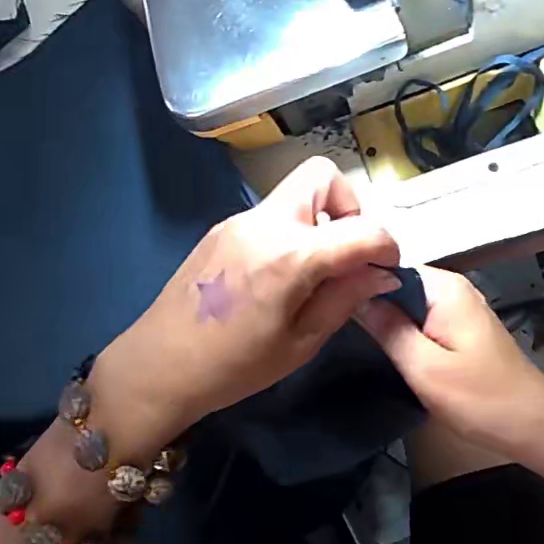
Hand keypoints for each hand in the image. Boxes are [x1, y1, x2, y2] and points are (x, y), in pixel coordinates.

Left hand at [90, 157, 400, 449]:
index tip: (386, 268)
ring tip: (312, 271)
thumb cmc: (234, 367)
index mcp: (290, 254)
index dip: (386, 245)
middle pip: (322, 176)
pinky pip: (271, 214)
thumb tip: (381, 273)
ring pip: (295, 193)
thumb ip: (346, 297)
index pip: (362, 228)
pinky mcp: (221, 228)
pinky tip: (278, 275)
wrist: (157, 366)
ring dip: (318, 220)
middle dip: (348, 207)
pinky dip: (291, 230)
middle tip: (345, 254)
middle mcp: (265, 222)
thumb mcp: (302, 341)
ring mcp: (238, 220)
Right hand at [354, 266, 543, 462]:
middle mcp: (453, 287)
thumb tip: (353, 294)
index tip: (329, 303)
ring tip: (355, 337)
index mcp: (444, 287)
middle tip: (337, 325)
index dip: (357, 282)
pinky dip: (405, 331)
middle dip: (370, 302)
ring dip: (386, 319)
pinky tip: (388, 348)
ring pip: (408, 303)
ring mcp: (460, 307)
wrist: (537, 429)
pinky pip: (422, 318)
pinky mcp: (462, 328)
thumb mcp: (423, 366)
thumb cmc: (480, 398)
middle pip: (397, 283)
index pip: (386, 266)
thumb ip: (387, 327)